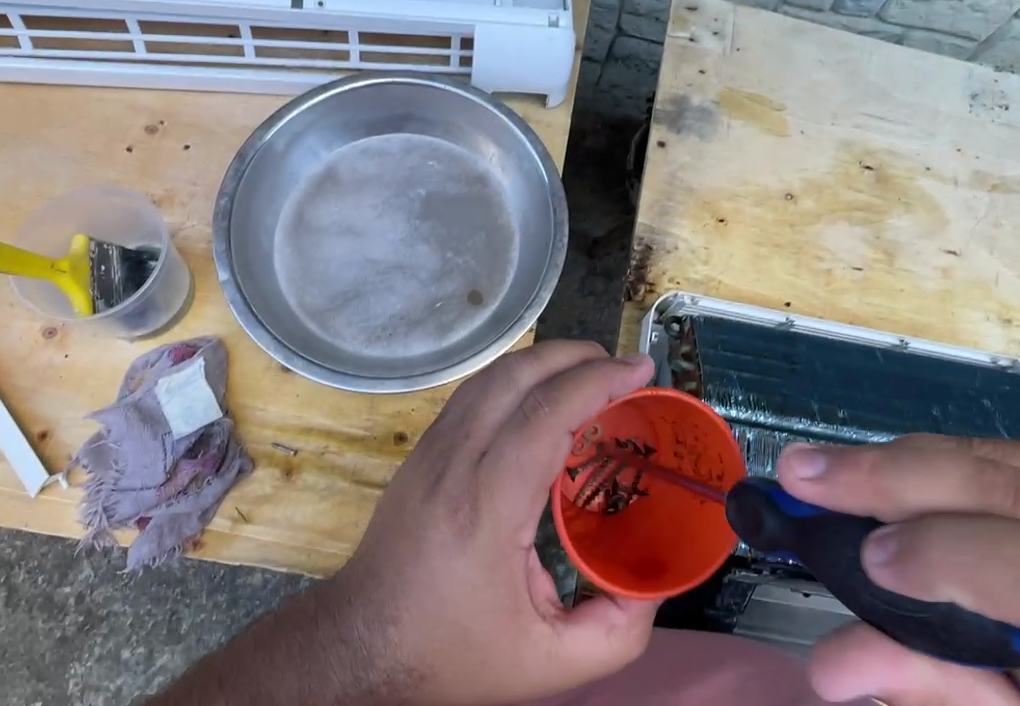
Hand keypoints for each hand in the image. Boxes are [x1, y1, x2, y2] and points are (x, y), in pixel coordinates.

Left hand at [326, 340, 658, 703]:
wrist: (361, 643)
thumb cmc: (452, 651)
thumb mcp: (547, 664)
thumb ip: (616, 632)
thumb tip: (658, 584)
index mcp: (489, 508)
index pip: (544, 416)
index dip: (596, 382)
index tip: (640, 371)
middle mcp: (457, 462)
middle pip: (517, 376)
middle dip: (578, 356)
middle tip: (622, 368)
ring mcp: (434, 448)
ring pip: (492, 374)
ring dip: (547, 359)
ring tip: (590, 371)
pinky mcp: (424, 448)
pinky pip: (475, 390)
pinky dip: (518, 375)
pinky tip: (543, 391)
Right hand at [776, 435, 1019, 705]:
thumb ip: (950, 698)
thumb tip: (833, 661)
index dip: (956, 556)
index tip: (865, 560)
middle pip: (1019, 489)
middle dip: (897, 475)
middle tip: (799, 474)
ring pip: (1006, 460)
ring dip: (901, 458)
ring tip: (823, 468)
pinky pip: (1012, 463)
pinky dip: (937, 465)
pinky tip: (886, 475)